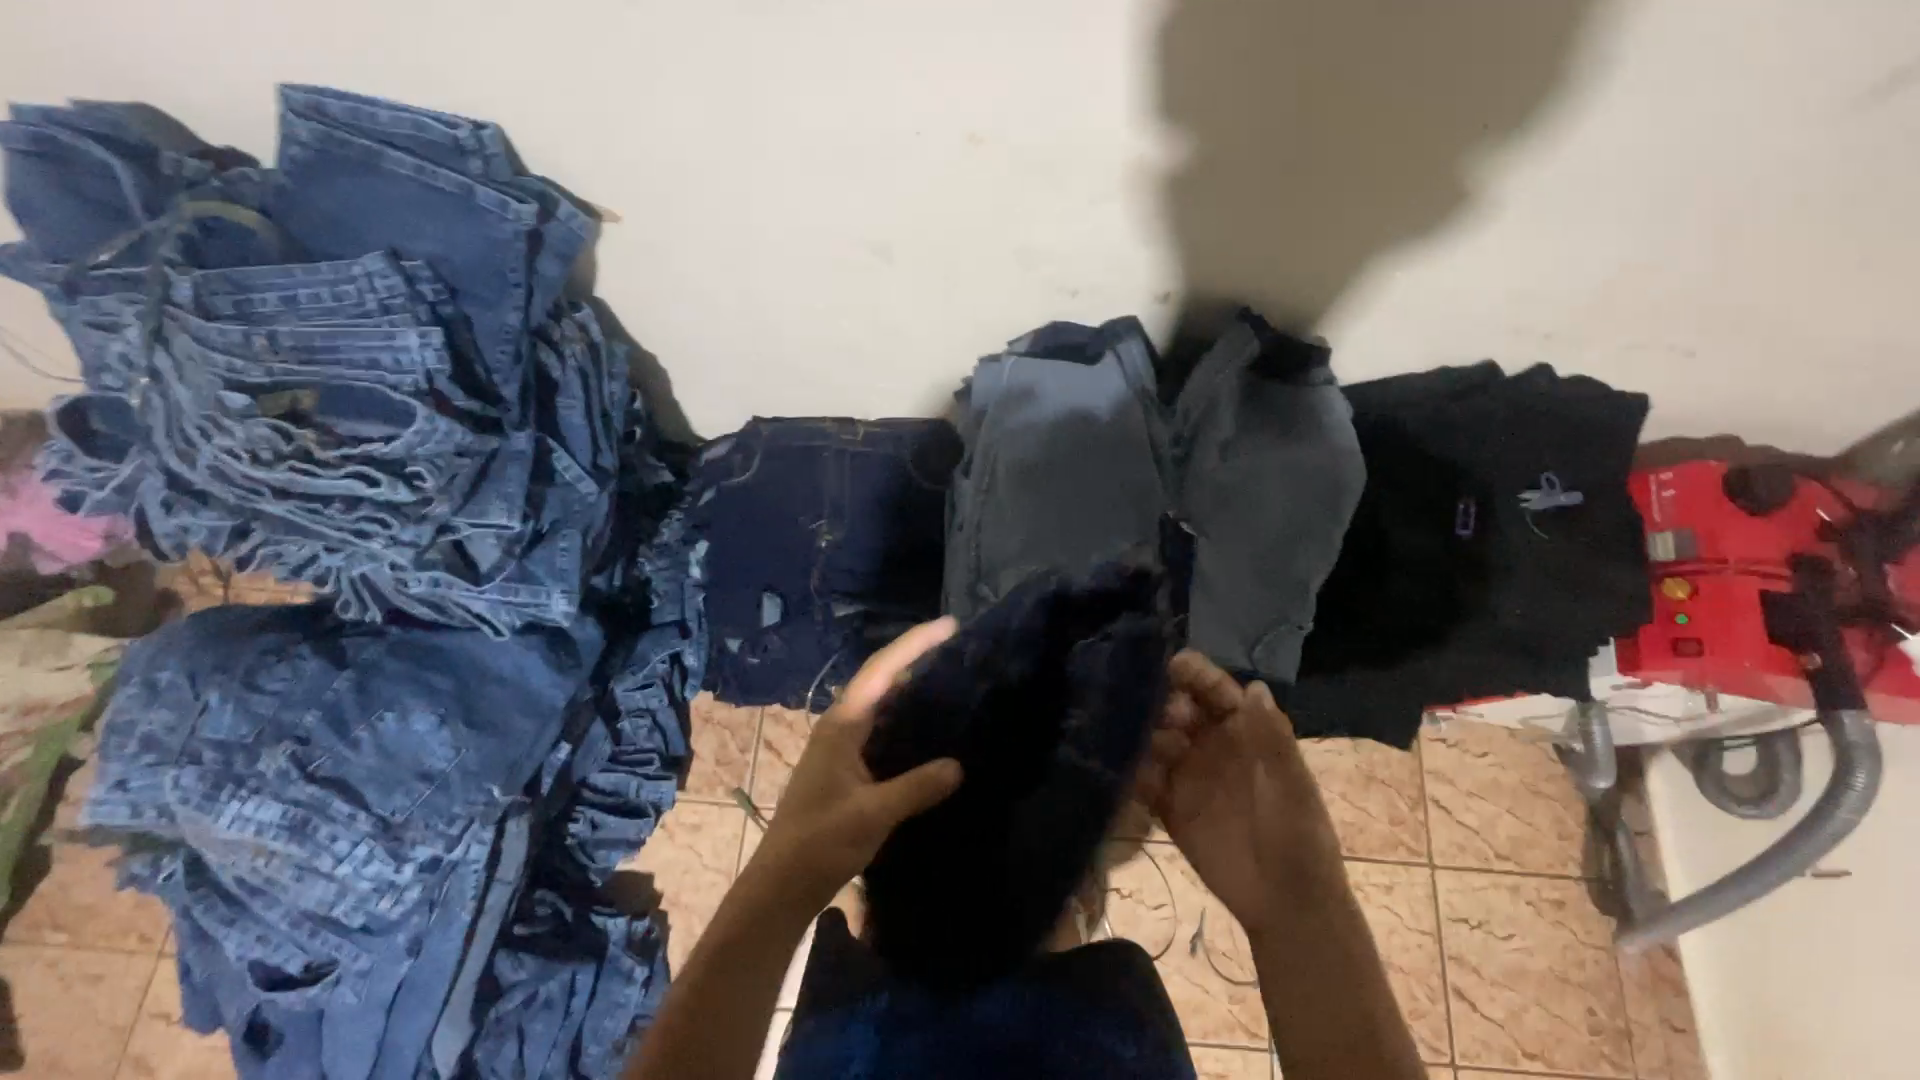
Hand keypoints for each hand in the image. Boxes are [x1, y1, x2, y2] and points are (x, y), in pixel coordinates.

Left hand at [738, 617, 965, 916]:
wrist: (782, 885)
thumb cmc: (821, 842)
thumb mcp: (874, 813)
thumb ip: (916, 787)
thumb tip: (958, 765)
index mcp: (842, 726)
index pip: (881, 670)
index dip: (915, 644)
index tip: (950, 626)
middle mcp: (840, 728)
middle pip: (882, 682)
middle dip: (918, 663)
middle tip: (961, 654)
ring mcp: (841, 750)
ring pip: (882, 709)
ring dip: (914, 694)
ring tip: (955, 686)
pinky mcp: (847, 772)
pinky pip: (883, 734)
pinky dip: (908, 726)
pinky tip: (932, 737)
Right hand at [1134, 650, 1344, 939]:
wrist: (1287, 905)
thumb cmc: (1300, 838)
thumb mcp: (1292, 787)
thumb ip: (1272, 739)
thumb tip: (1256, 687)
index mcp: (1245, 732)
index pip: (1215, 692)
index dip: (1196, 676)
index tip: (1173, 664)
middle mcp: (1210, 746)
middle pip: (1177, 710)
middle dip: (1164, 704)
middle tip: (1163, 717)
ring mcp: (1186, 775)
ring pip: (1154, 741)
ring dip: (1144, 735)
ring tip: (1144, 746)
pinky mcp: (1166, 807)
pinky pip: (1142, 781)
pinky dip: (1131, 772)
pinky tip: (1125, 772)